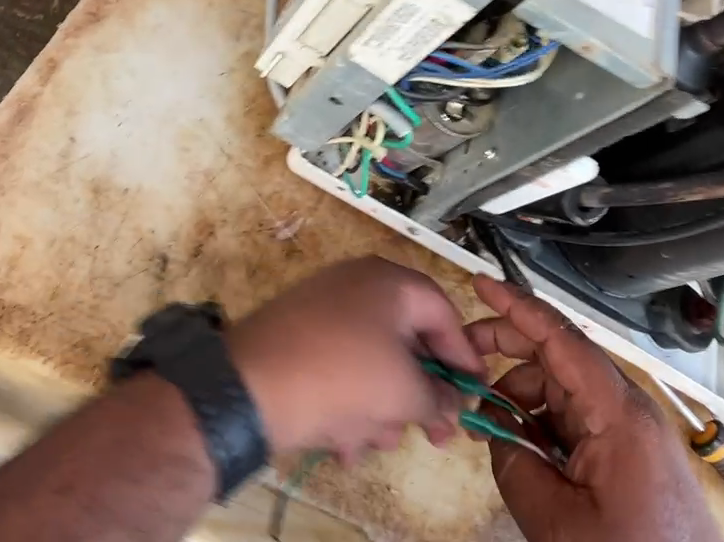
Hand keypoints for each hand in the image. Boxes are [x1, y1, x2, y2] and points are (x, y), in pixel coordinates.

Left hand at [226, 256, 481, 462]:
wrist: (250, 385)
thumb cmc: (343, 374)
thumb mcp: (405, 391)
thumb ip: (440, 398)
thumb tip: (451, 407)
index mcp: (389, 281)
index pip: (443, 312)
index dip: (464, 357)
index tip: (473, 395)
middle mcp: (357, 285)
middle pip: (406, 341)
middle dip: (418, 395)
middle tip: (432, 436)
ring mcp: (324, 309)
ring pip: (372, 362)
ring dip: (381, 408)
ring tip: (373, 442)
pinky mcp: (298, 338)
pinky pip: (339, 368)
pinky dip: (348, 403)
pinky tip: (342, 442)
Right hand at [467, 276, 719, 541]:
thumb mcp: (556, 519)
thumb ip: (513, 463)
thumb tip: (492, 428)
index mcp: (616, 410)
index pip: (560, 337)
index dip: (517, 305)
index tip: (480, 282)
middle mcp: (624, 405)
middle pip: (557, 354)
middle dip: (505, 348)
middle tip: (461, 357)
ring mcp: (627, 426)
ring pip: (559, 385)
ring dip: (517, 393)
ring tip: (483, 420)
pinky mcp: (626, 447)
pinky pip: (572, 415)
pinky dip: (538, 419)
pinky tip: (515, 441)